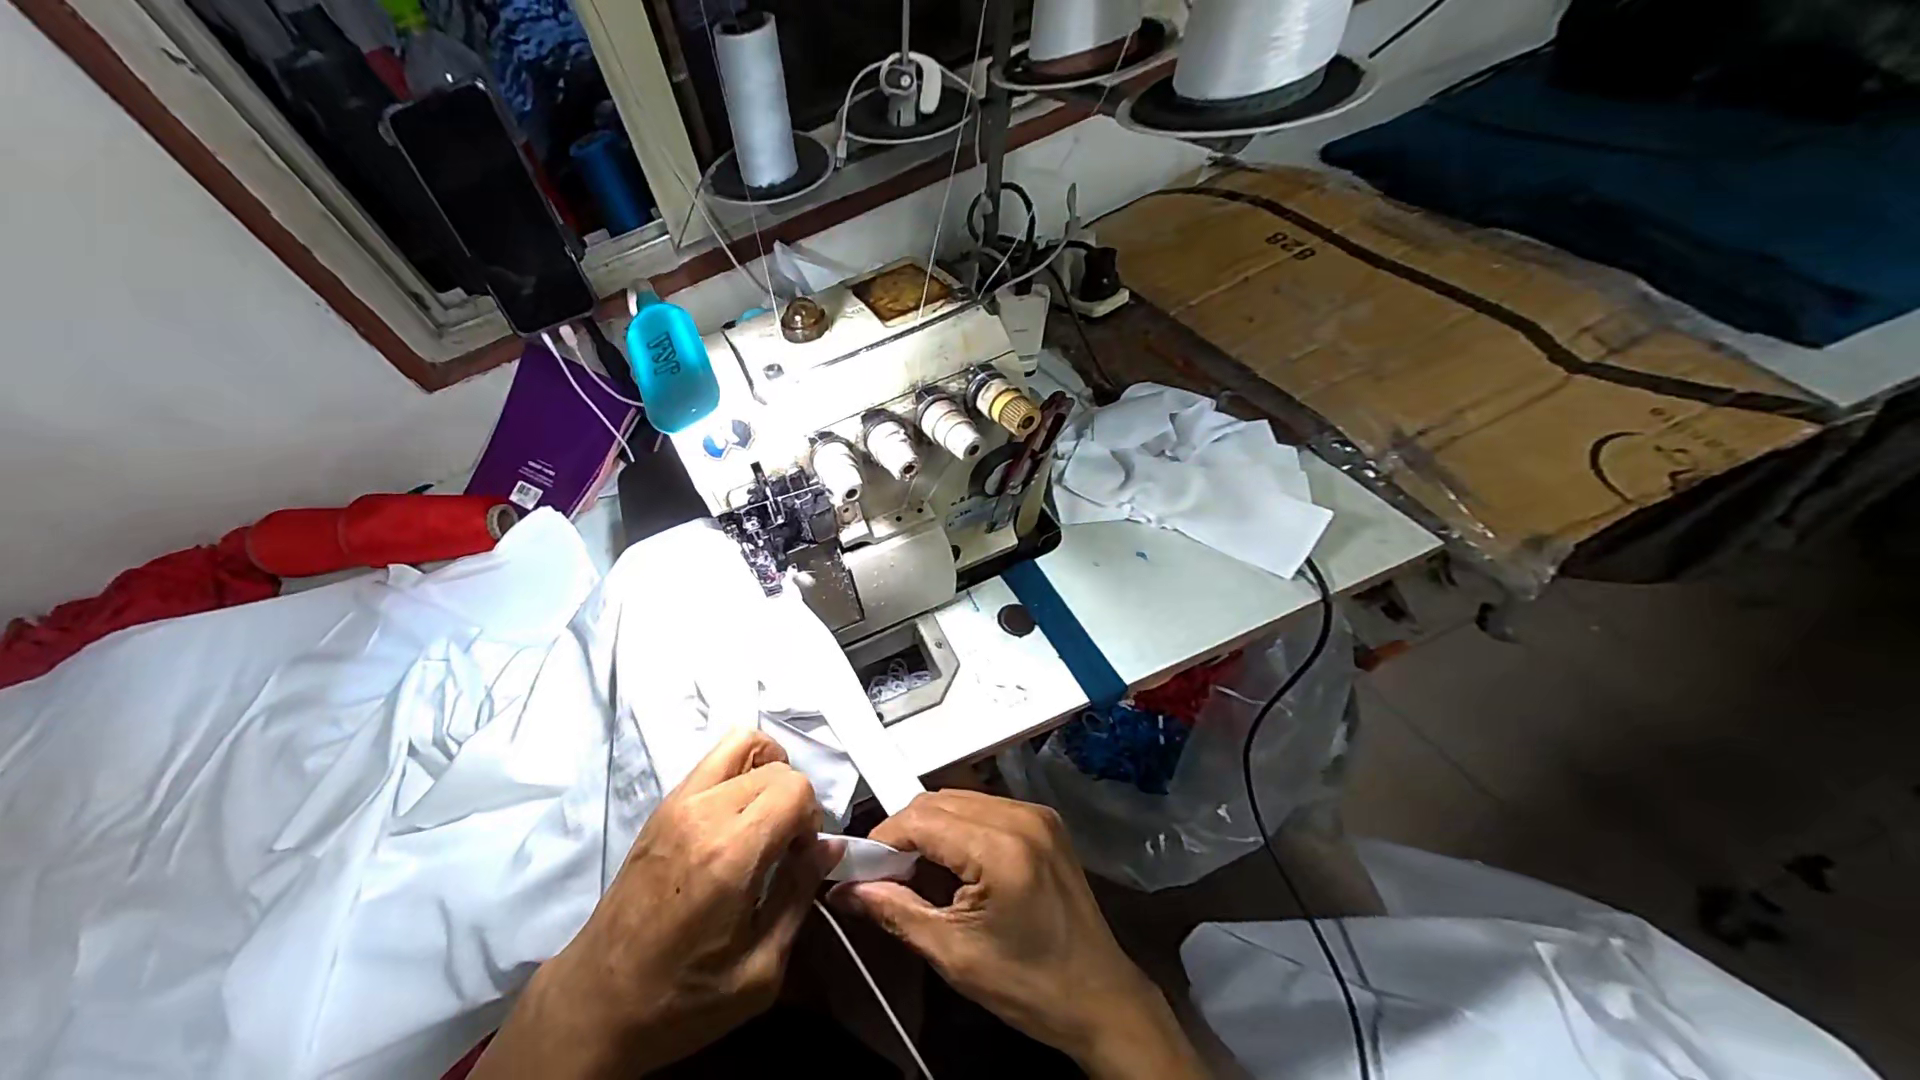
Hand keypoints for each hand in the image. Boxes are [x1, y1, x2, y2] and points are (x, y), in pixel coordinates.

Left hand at [471, 729, 838, 1078]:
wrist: (594, 1005)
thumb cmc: (681, 999)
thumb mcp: (759, 970)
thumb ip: (799, 894)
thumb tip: (828, 846)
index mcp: (729, 853)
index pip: (796, 788)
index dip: (810, 821)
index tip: (797, 858)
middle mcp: (702, 812)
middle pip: (776, 765)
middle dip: (794, 800)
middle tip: (782, 846)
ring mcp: (676, 802)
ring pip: (744, 742)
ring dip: (768, 772)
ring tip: (763, 819)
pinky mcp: (661, 806)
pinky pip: (715, 757)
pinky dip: (740, 770)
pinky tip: (736, 819)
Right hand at [831, 790, 1206, 1079]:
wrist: (1100, 997)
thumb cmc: (1027, 985)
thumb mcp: (953, 955)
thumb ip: (895, 912)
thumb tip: (844, 891)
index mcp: (1001, 849)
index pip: (921, 818)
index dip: (883, 839)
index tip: (861, 870)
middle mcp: (1021, 817)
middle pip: (939, 801)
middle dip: (906, 832)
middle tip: (887, 876)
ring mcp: (1037, 814)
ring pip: (961, 799)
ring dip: (932, 828)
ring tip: (919, 873)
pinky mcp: (1045, 820)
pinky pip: (986, 808)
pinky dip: (960, 827)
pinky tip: (955, 864)